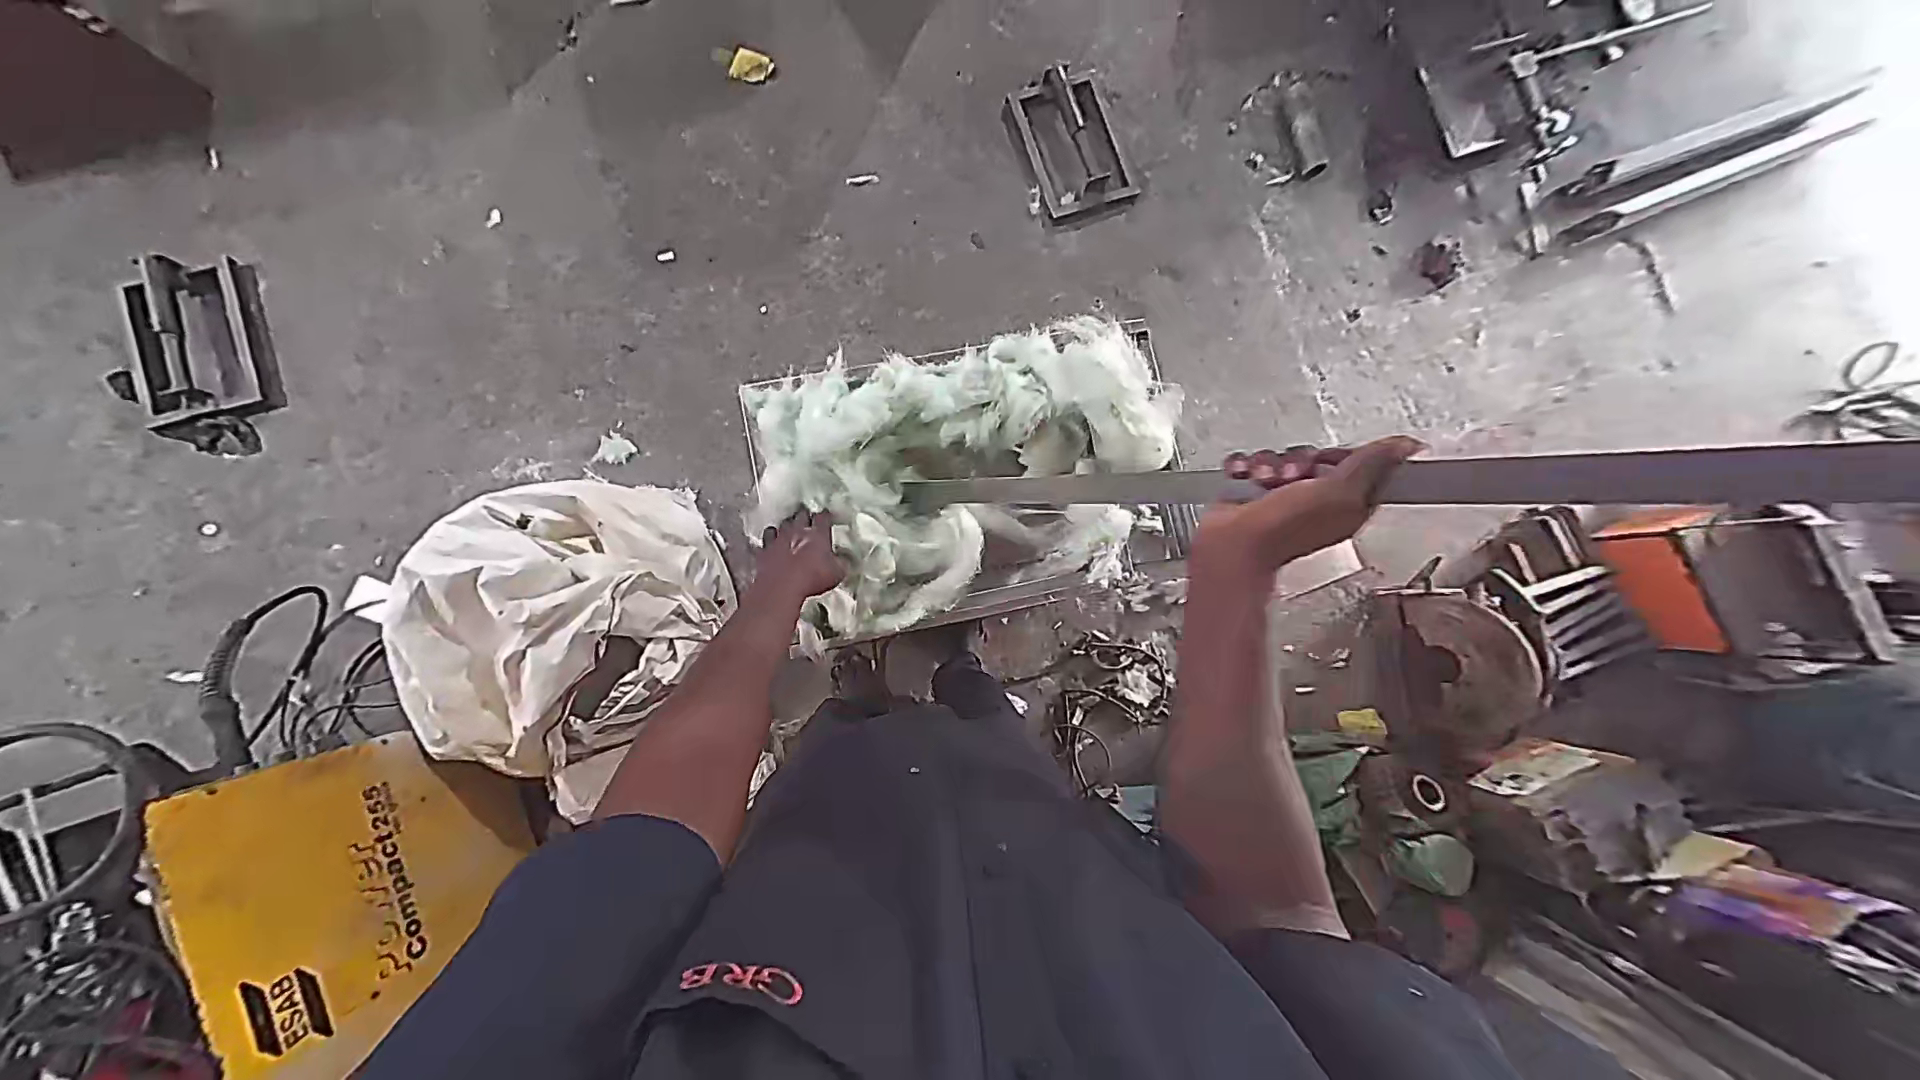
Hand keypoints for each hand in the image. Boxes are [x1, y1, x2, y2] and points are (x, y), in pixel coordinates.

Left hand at [754, 511, 844, 601]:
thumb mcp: (837, 573)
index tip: (827, 517)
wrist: (783, 586)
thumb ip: (842, 563)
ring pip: (781, 525)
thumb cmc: (811, 577)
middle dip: (805, 517)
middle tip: (808, 519)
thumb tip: (845, 561)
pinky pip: (765, 541)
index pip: (823, 517)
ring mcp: (778, 539)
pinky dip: (768, 542)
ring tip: (788, 529)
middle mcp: (797, 531)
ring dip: (786, 527)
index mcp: (817, 534)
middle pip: (801, 516)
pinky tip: (769, 544)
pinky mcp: (765, 551)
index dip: (825, 516)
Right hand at [1194, 436, 1424, 574]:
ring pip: (1279, 458)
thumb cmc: (1285, 529)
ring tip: (1263, 480)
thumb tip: (1407, 446)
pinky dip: (1243, 467)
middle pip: (1313, 458)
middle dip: (1300, 460)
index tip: (1330, 462)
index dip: (1341, 457)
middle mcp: (1312, 502)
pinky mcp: (1248, 495)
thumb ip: (1375, 464)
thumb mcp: (1343, 491)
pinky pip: (1248, 464)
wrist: (1234, 544)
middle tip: (1293, 476)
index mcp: (1345, 506)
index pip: (1353, 465)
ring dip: (1268, 464)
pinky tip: (1244, 476)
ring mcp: (1278, 498)